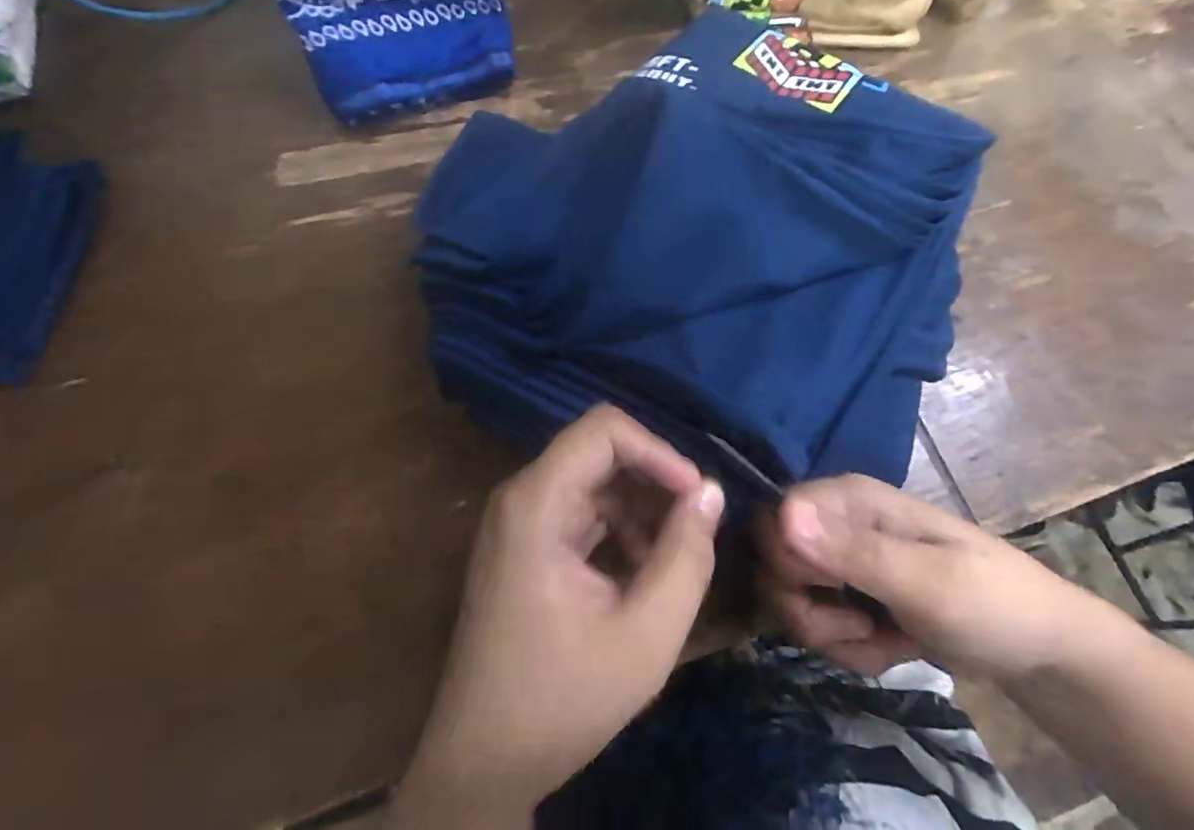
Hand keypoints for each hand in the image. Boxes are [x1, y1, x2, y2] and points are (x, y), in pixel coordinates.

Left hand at [392, 406, 724, 827]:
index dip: (659, 452)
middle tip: (696, 529)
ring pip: (597, 483)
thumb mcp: (647, 632)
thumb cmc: (563, 698)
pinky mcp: (526, 546)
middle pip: (602, 454)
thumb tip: (710, 491)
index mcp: (537, 504)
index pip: (605, 430)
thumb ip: (687, 555)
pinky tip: (643, 574)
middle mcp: (521, 498)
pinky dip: (622, 531)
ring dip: (643, 511)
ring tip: (672, 562)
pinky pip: (584, 513)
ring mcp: (519, 522)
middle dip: (656, 483)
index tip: (696, 496)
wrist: (483, 763)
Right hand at [755, 475, 1131, 679]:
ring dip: (833, 637)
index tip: (834, 595)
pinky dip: (850, 648)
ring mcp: (845, 558)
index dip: (791, 565)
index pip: (775, 520)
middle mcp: (839, 520)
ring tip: (884, 642)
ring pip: (794, 600)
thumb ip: (853, 552)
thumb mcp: (926, 583)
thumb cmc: (992, 604)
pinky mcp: (853, 593)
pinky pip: (820, 623)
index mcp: (852, 498)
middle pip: (777, 563)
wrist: (1041, 650)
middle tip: (860, 629)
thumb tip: (782, 515)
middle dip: (810, 611)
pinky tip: (890, 648)